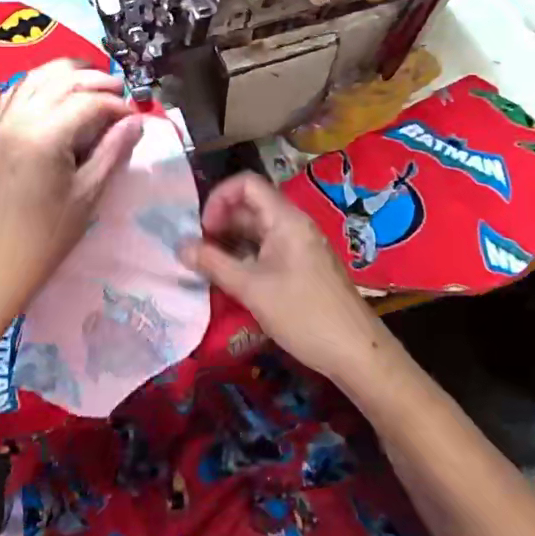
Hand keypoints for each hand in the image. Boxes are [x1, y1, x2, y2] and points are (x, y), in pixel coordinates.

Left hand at [0, 61, 142, 312]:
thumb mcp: (88, 195)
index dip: (118, 106)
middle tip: (120, 94)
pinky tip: (57, 98)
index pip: (90, 101)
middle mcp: (20, 117)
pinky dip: (41, 85)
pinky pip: (17, 91)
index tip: (135, 120)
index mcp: (45, 134)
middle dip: (96, 80)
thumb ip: (113, 152)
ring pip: (37, 77)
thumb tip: (136, 122)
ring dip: (67, 75)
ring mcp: (1, 122)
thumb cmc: (45, 237)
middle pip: (62, 78)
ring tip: (93, 88)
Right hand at [179, 172, 395, 383]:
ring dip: (230, 241)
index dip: (219, 197)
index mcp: (285, 219)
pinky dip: (245, 255)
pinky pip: (267, 248)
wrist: (356, 351)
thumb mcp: (251, 289)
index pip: (247, 184)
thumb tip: (179, 246)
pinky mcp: (301, 265)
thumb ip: (213, 264)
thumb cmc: (303, 314)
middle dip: (219, 221)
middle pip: (250, 205)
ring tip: (208, 264)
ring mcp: (299, 245)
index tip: (203, 228)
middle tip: (198, 249)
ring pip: (257, 229)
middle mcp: (293, 225)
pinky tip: (230, 277)